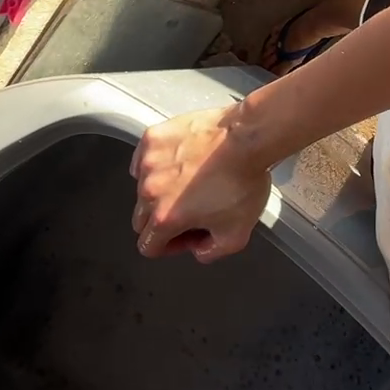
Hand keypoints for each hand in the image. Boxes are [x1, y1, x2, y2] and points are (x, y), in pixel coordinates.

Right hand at [130, 106, 272, 261]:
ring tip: (190, 179)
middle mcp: (149, 190)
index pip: (148, 245)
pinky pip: (143, 159)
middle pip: (141, 218)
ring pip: (142, 187)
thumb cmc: (242, 180)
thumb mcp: (236, 235)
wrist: (248, 138)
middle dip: (163, 218)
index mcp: (164, 217)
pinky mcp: (153, 137)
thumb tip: (198, 249)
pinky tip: (180, 161)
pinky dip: (157, 164)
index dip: (170, 246)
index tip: (186, 234)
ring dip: (161, 189)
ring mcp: (149, 161)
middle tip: (189, 208)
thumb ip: (210, 253)